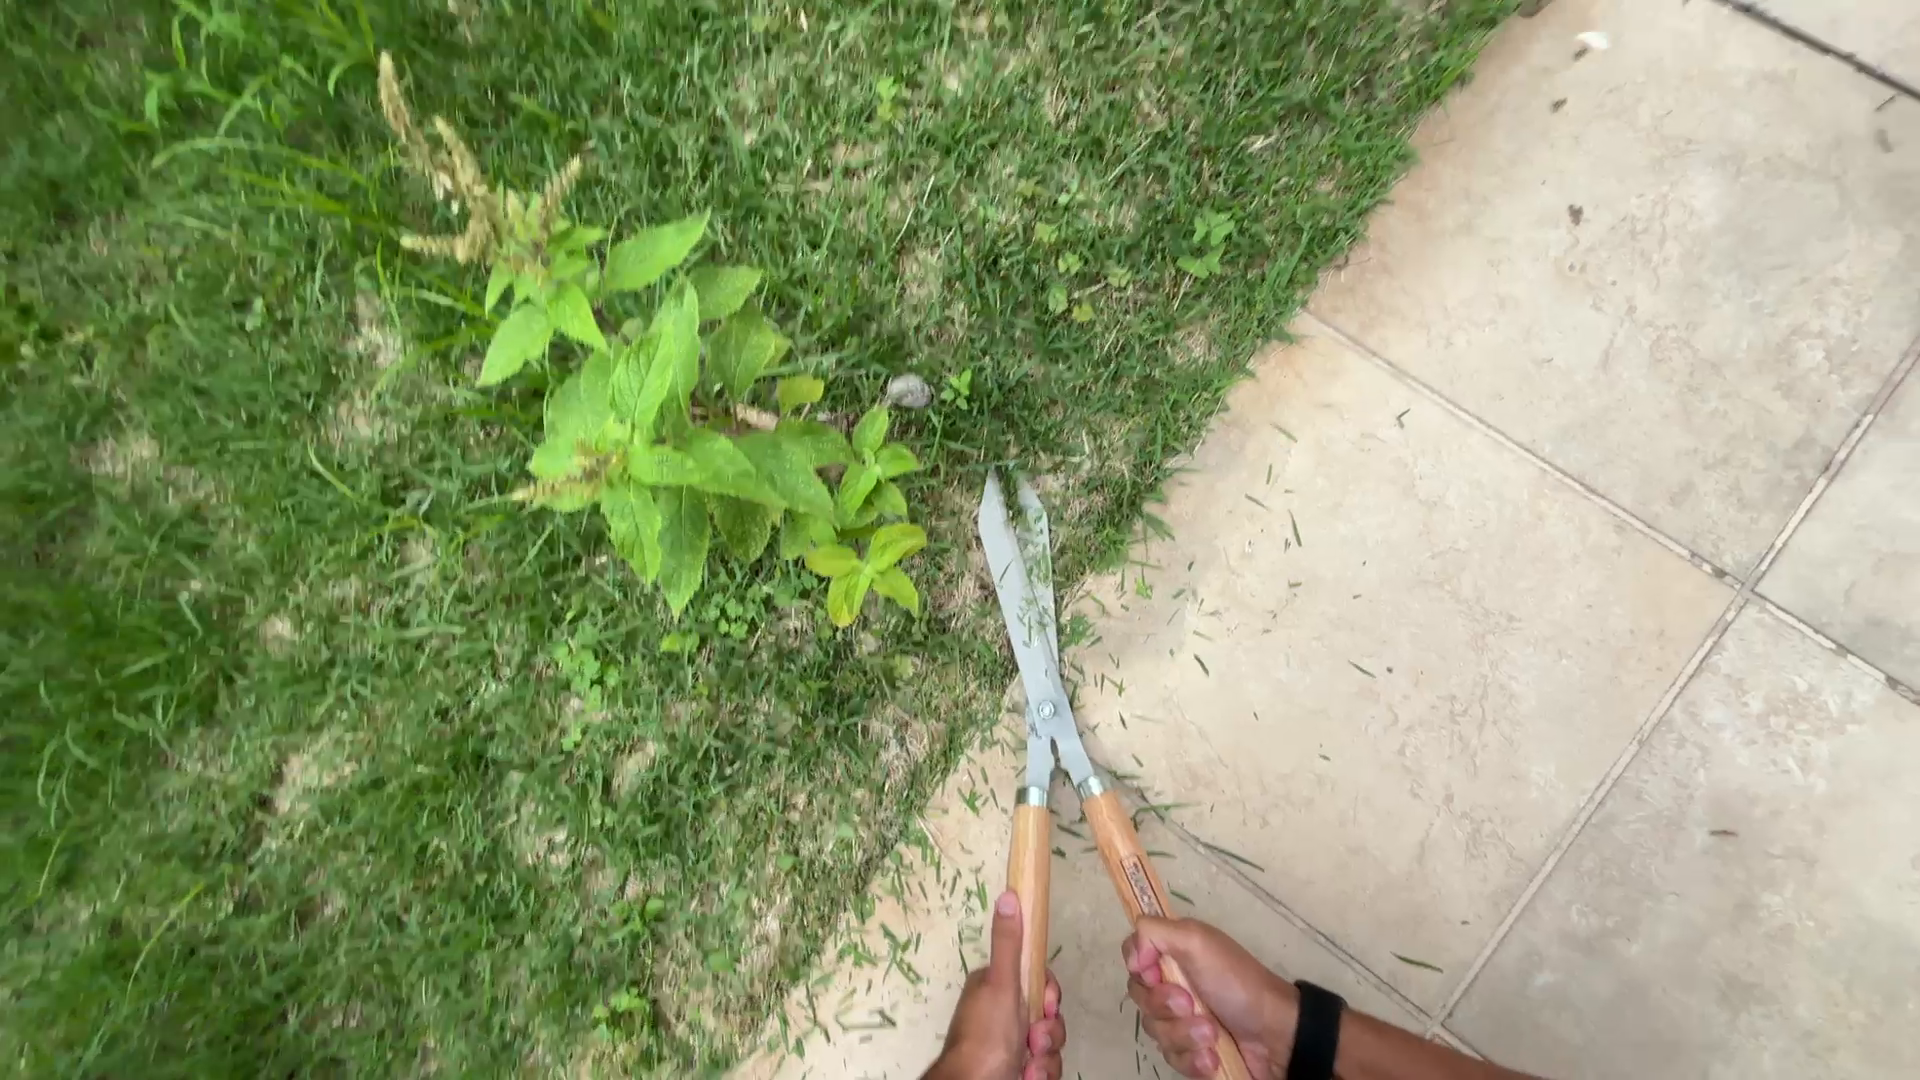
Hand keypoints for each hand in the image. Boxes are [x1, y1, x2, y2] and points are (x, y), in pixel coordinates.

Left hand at [926, 890, 1066, 1079]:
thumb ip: (1009, 943)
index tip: (1045, 1003)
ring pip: (1049, 1042)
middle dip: (1048, 1031)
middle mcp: (1002, 1013)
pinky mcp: (1018, 1069)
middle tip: (1034, 1040)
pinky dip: (1040, 1075)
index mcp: (995, 987)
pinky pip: (1045, 1067)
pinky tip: (1027, 1078)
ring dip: (1045, 1057)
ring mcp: (1010, 1043)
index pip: (1037, 979)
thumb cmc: (986, 1035)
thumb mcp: (1000, 983)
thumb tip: (1009, 894)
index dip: (1048, 993)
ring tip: (1028, 1067)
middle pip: (1047, 1013)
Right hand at [1122, 917, 1297, 1078]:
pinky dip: (1193, 1060)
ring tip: (1213, 1036)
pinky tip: (1214, 1058)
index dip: (1139, 967)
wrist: (1277, 1035)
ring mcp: (1180, 1021)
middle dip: (1165, 1006)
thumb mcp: (1196, 940)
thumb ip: (1154, 931)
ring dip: (1184, 1036)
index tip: (1156, 974)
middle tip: (1193, 1006)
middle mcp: (1171, 984)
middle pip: (1139, 997)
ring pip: (1154, 1032)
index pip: (1132, 956)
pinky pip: (1172, 1060)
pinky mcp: (1191, 1053)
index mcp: (1171, 953)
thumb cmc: (1236, 981)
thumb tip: (1131, 956)